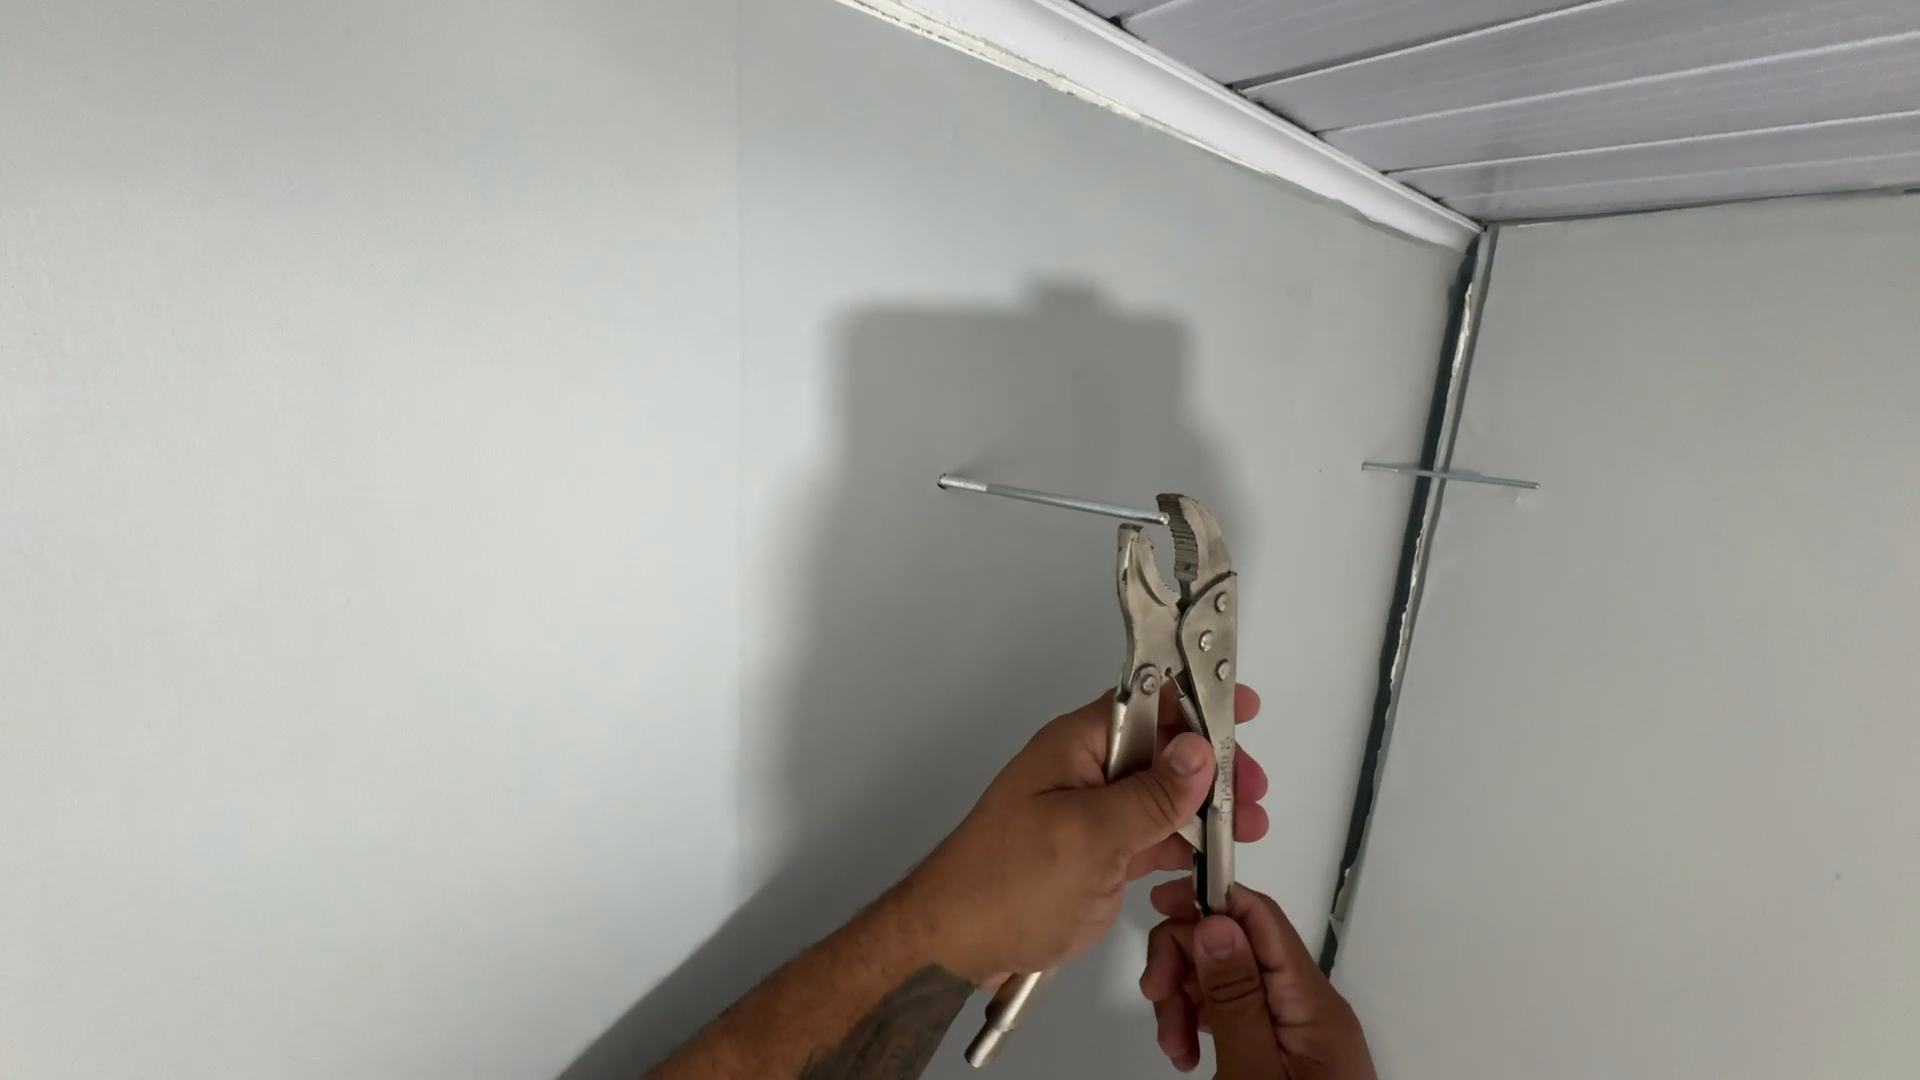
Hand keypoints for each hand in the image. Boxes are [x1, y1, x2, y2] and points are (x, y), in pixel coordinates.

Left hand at [888, 686, 1267, 984]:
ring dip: (1206, 805)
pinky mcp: (1100, 852)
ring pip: (1162, 795)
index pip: (1143, 705)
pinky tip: (1216, 855)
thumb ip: (1148, 795)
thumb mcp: (1086, 835)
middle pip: (1160, 750)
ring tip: (1250, 823)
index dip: (1192, 701)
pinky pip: (1152, 835)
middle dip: (1210, 763)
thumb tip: (1198, 750)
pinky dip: (1185, 843)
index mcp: (1076, 746)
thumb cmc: (1008, 880)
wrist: (960, 942)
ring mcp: (1094, 813)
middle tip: (1253, 788)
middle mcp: (1087, 771)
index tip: (1241, 707)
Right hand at [1140, 880, 1374, 1077]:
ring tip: (1170, 1044)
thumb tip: (1215, 919)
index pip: (1260, 916)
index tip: (1158, 906)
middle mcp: (1307, 1004)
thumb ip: (1235, 996)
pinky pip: (1231, 1008)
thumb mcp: (1254, 1076)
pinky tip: (1184, 1051)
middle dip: (1185, 957)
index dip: (1209, 897)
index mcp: (1312, 1003)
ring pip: (1225, 974)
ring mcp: (1294, 1028)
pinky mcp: (1280, 1049)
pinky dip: (1199, 1020)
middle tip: (1154, 997)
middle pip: (1235, 942)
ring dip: (1186, 994)